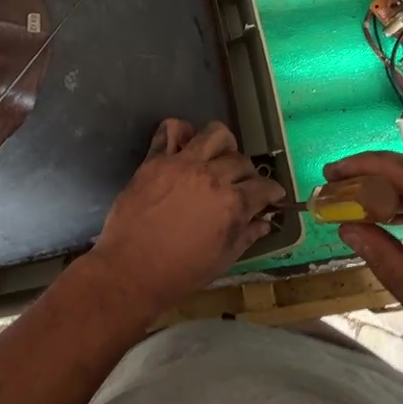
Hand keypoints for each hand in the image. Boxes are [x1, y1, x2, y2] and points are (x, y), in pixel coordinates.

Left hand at [88, 119, 286, 318]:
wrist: (130, 270)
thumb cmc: (179, 273)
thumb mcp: (222, 260)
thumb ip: (246, 236)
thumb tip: (264, 222)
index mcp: (231, 204)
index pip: (264, 187)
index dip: (272, 192)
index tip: (272, 196)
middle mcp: (211, 176)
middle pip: (241, 160)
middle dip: (248, 173)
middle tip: (241, 185)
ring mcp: (182, 163)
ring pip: (215, 133)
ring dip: (223, 144)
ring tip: (218, 158)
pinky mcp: (156, 160)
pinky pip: (171, 130)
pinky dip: (181, 132)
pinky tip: (185, 147)